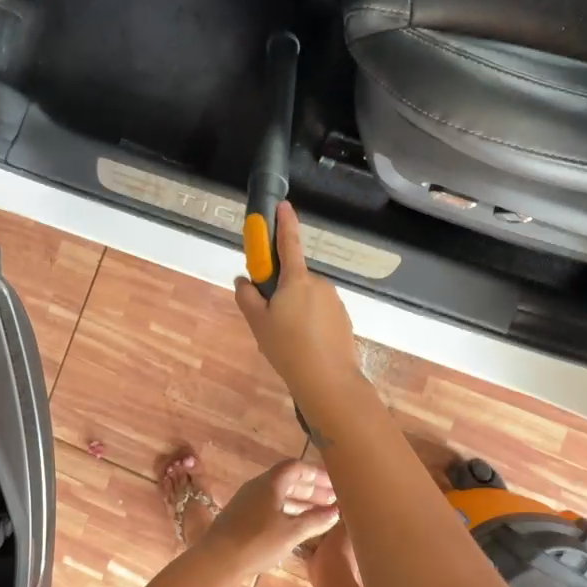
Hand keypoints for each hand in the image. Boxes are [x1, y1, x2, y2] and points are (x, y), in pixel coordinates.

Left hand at [200, 460, 339, 575]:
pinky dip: (289, 511)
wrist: (218, 558)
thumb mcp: (291, 532)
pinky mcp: (244, 516)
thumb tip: (335, 511)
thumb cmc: (257, 541)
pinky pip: (272, 506)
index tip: (335, 483)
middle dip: (312, 488)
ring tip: (323, 512)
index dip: (316, 473)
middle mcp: (258, 486)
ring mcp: (249, 501)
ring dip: (301, 501)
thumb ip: (315, 520)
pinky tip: (299, 524)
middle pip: (288, 480)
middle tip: (334, 499)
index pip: (295, 467)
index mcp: (269, 483)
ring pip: (280, 494)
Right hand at [234, 202, 363, 411]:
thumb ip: (247, 297)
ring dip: (294, 309)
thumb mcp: (257, 322)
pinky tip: (302, 345)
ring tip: (286, 339)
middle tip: (268, 319)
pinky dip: (308, 323)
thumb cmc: (287, 347)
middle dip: (280, 291)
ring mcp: (333, 301)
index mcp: (296, 279)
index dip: (284, 222)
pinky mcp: (342, 319)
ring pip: (305, 298)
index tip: (283, 205)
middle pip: (293, 278)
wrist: (328, 380)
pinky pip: (318, 313)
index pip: (288, 243)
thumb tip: (244, 281)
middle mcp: (318, 283)